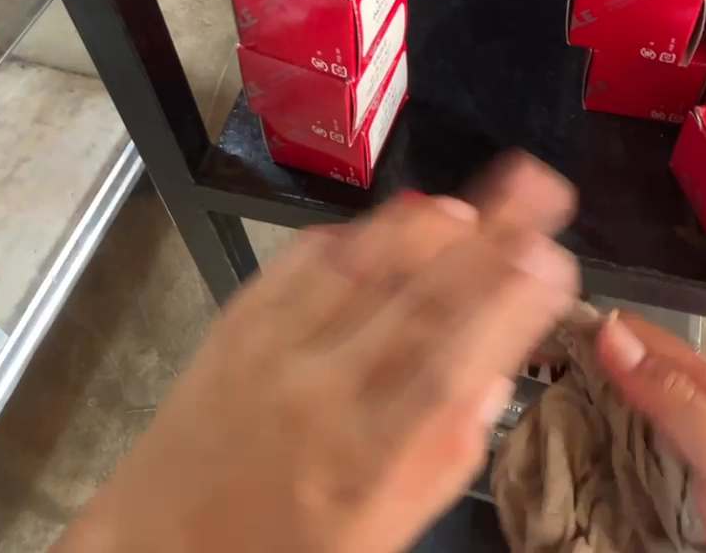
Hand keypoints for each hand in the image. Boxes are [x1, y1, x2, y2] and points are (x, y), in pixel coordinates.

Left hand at [58, 153, 579, 552]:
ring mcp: (271, 345)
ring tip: (477, 197)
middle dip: (488, 237)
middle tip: (537, 189)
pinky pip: (305, 257)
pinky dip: (359, 230)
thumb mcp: (376, 537)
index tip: (552, 260)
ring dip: (426, 225)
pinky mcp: (237, 316)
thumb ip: (440, 458)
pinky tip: (398, 217)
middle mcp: (318, 391)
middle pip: (418, 298)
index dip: (508, 306)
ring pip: (364, 264)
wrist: (153, 547)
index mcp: (362, 462)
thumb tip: (493, 375)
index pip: (452, 368)